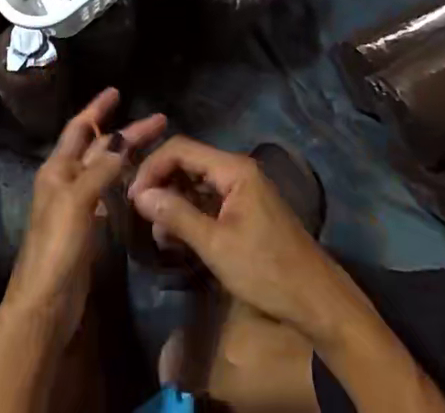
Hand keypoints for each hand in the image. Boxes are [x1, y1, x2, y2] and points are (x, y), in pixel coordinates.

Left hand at [5, 88, 166, 339]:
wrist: (45, 304)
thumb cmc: (56, 247)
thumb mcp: (77, 202)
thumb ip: (100, 170)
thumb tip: (121, 141)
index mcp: (58, 170)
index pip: (79, 128)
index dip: (96, 109)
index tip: (116, 92)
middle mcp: (66, 181)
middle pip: (99, 146)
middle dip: (126, 132)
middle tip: (159, 120)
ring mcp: (77, 204)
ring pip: (105, 168)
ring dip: (127, 153)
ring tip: (155, 144)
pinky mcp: (88, 225)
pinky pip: (109, 191)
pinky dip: (124, 180)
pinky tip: (139, 179)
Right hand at [128, 136, 371, 345]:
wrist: (313, 297)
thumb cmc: (265, 269)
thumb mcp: (215, 245)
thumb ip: (177, 215)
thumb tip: (139, 195)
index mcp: (234, 169)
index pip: (181, 148)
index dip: (152, 166)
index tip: (131, 197)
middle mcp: (237, 170)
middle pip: (188, 162)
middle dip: (161, 184)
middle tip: (138, 215)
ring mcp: (242, 189)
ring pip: (196, 183)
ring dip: (173, 202)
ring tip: (156, 232)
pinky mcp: (244, 209)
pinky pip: (208, 200)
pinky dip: (189, 213)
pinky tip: (175, 238)